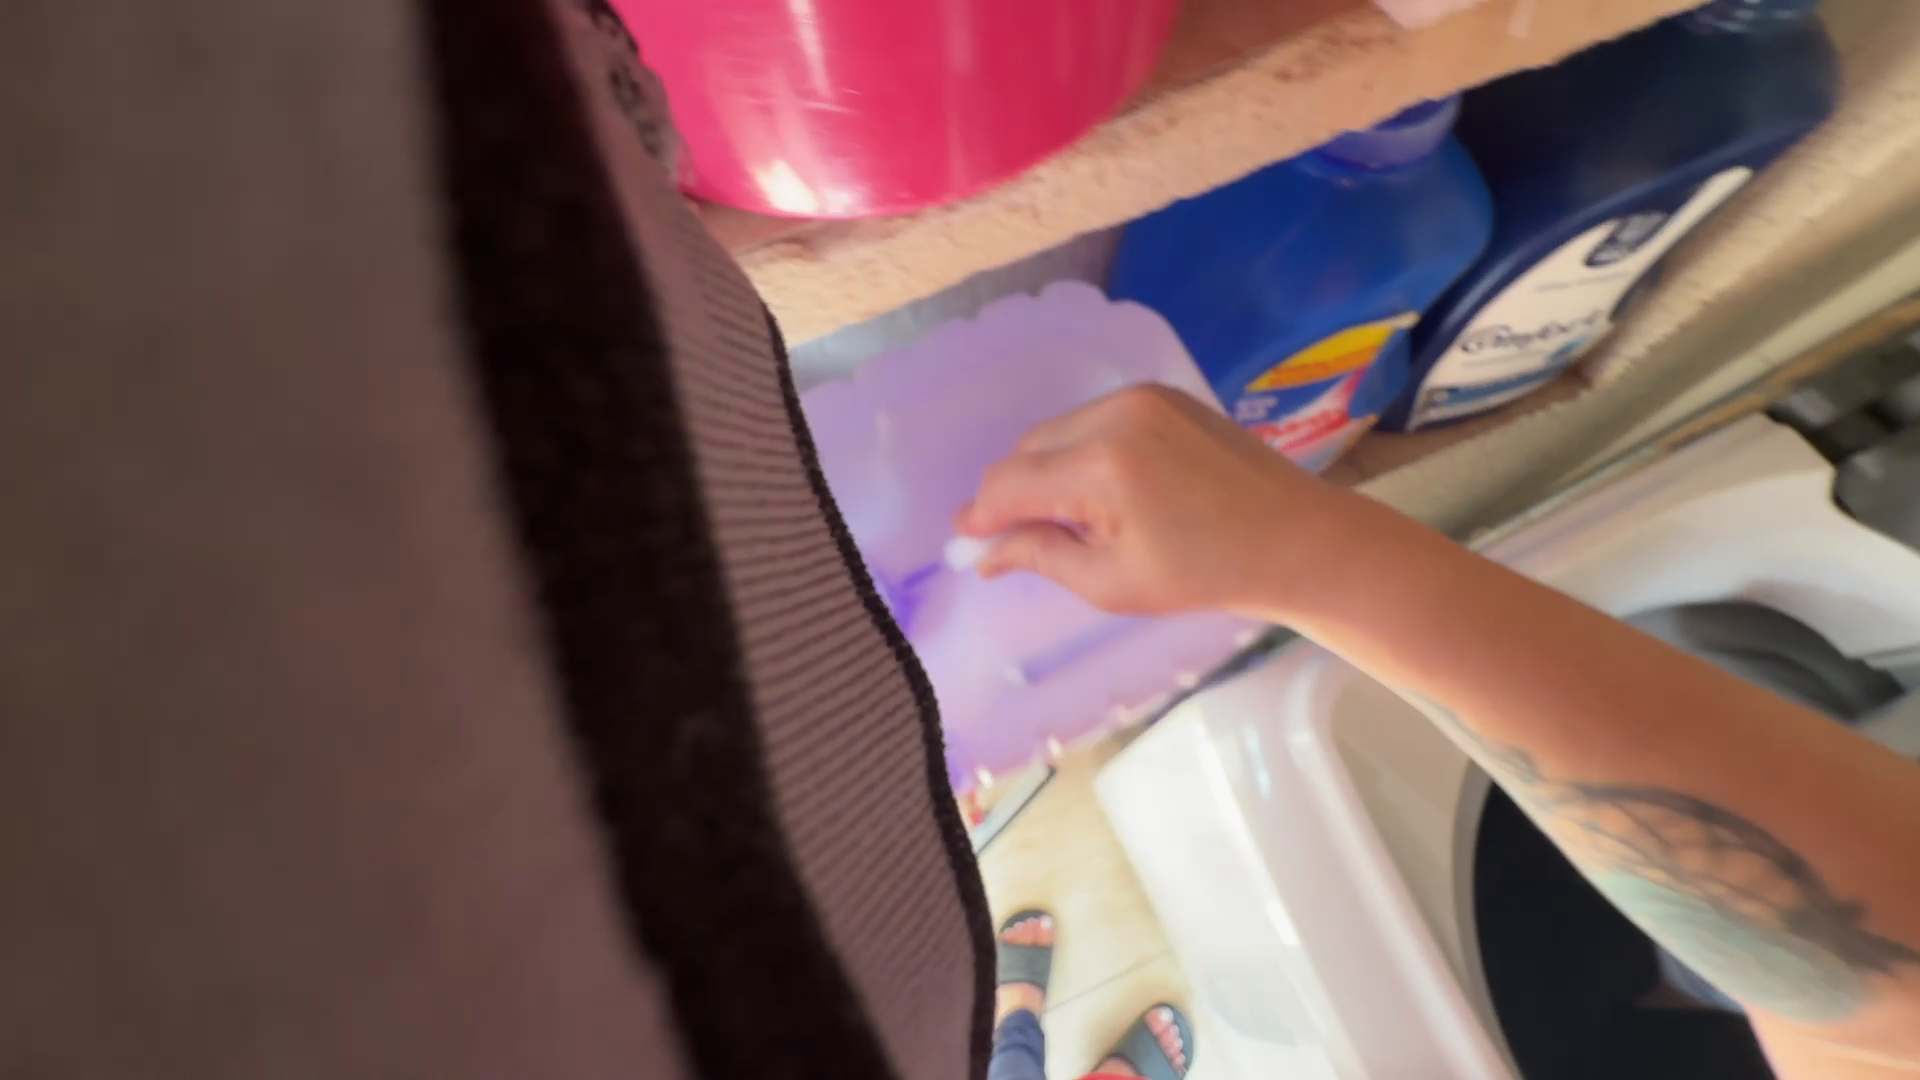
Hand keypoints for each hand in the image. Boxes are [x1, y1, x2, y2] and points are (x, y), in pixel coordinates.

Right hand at [954, 385, 1357, 617]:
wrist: (1297, 538)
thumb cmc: (1205, 574)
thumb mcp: (1111, 583)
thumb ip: (1039, 556)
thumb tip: (985, 553)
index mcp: (1102, 467)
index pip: (1010, 483)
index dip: (981, 514)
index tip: (967, 539)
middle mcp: (1114, 415)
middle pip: (1026, 450)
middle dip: (1010, 494)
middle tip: (1015, 535)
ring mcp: (1141, 397)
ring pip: (1055, 432)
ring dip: (1042, 472)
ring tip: (1066, 516)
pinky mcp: (1161, 393)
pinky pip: (1090, 420)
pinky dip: (1076, 452)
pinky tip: (1097, 488)